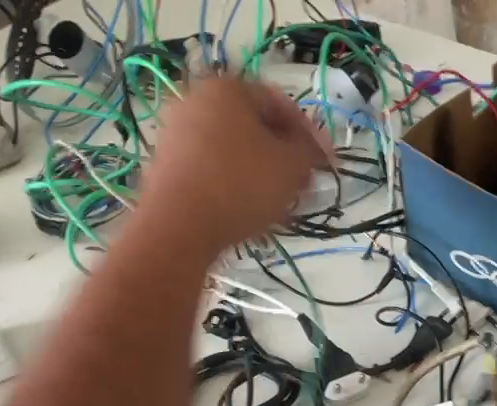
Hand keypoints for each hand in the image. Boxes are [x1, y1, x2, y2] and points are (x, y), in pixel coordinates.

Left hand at [138, 78, 330, 251]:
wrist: (179, 224)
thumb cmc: (241, 185)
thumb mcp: (290, 167)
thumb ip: (310, 152)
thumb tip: (316, 149)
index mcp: (228, 88)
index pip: (281, 103)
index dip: (310, 134)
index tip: (327, 163)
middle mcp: (197, 99)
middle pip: (255, 125)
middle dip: (284, 154)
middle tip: (304, 183)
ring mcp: (178, 131)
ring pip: (235, 148)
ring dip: (262, 171)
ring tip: (279, 201)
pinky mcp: (168, 163)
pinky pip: (214, 166)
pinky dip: (236, 182)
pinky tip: (249, 207)